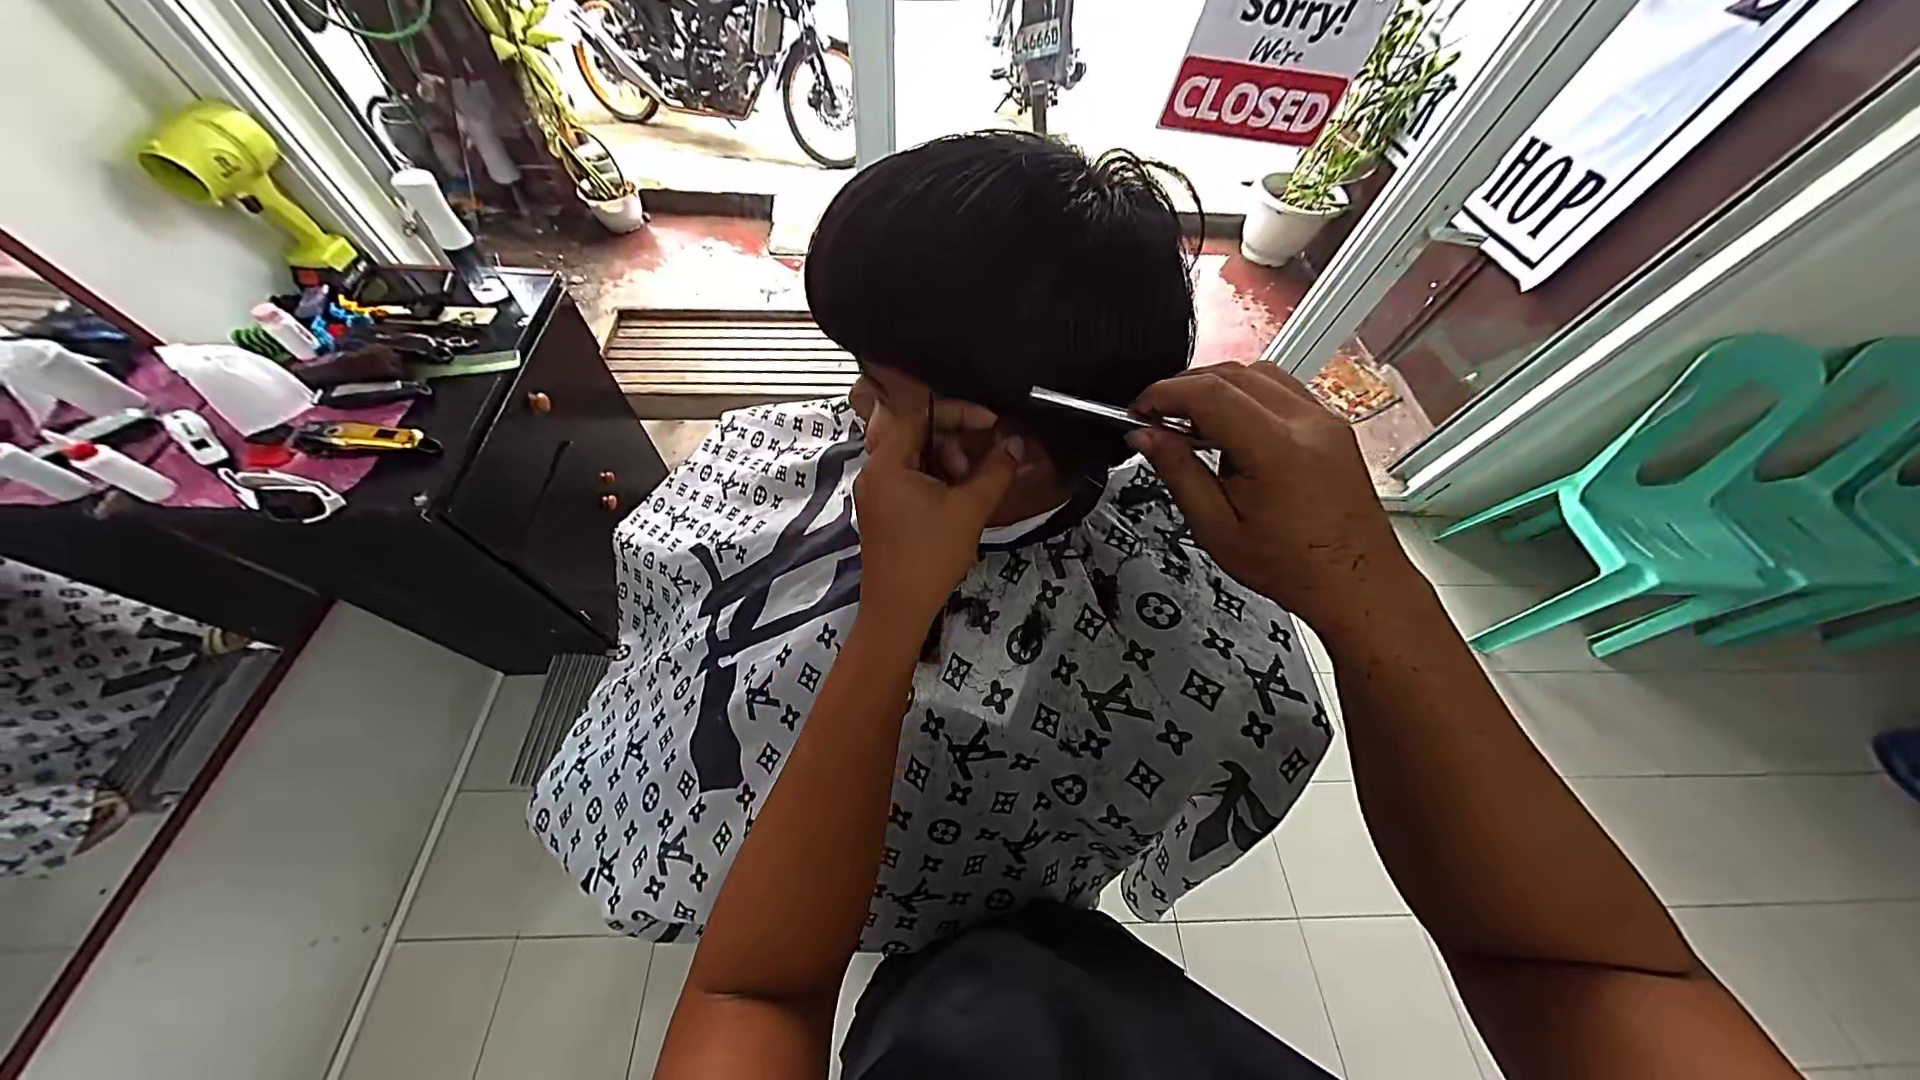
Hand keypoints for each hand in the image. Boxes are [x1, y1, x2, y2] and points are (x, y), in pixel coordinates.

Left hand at [855, 390, 1022, 629]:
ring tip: (970, 488)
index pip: (919, 414)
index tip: (989, 423)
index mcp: (886, 464)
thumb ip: (996, 471)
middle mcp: (874, 473)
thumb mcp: (969, 509)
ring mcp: (876, 494)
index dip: (959, 412)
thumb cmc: (930, 557)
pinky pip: (910, 481)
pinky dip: (936, 482)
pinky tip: (958, 501)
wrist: (899, 609)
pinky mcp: (883, 512)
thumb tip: (1015, 444)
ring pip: (916, 459)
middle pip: (916, 435)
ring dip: (948, 463)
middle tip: (978, 464)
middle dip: (954, 442)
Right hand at [1129, 363, 1412, 629]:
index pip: (1210, 393)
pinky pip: (1279, 389)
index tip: (1140, 410)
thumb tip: (1146, 437)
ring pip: (1256, 373)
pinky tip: (1225, 428)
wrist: (1352, 582)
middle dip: (1184, 388)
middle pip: (1232, 373)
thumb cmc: (1293, 565)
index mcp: (1278, 451)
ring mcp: (1324, 420)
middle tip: (1155, 417)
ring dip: (1214, 388)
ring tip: (1188, 424)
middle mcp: (1308, 424)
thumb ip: (1177, 472)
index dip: (1164, 394)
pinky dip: (1242, 396)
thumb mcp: (1215, 526)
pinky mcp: (1330, 425)